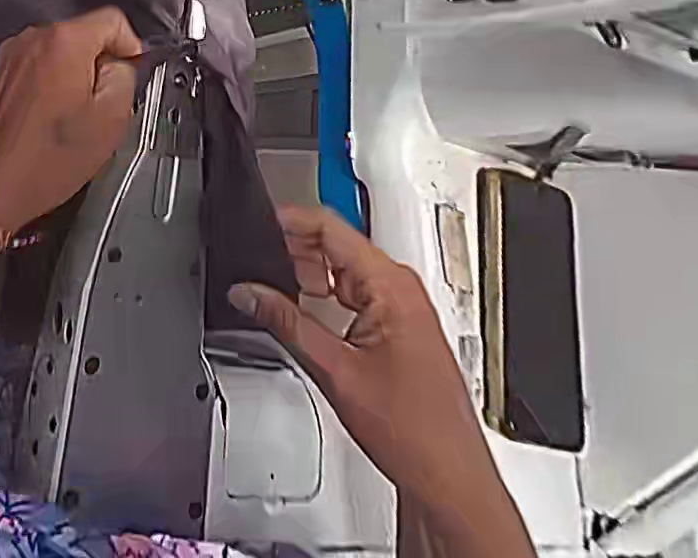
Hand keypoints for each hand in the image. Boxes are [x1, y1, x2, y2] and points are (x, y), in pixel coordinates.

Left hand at [0, 7, 142, 234]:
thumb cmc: (51, 158)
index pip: (114, 20)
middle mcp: (34, 38)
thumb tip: (122, 64)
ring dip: (78, 73)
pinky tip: (54, 115)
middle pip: (88, 33)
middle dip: (101, 63)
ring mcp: (14, 54)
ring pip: (65, 50)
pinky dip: (56, 82)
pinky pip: (43, 64)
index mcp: (64, 41)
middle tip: (101, 104)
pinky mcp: (3, 72)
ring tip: (76, 114)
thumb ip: (127, 75)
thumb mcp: (113, 116)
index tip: (129, 74)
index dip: (130, 47)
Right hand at [229, 204, 499, 513]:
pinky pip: (355, 288)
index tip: (260, 221)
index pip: (330, 227)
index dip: (291, 220)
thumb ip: (284, 321)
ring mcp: (402, 301)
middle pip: (335, 243)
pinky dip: (326, 294)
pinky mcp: (398, 319)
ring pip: (343, 266)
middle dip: (293, 250)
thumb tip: (248, 293)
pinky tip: (305, 312)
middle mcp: (400, 285)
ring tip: (277, 293)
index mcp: (389, 284)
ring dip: (309, 274)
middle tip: (259, 266)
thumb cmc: (413, 431)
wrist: (449, 477)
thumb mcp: (333, 369)